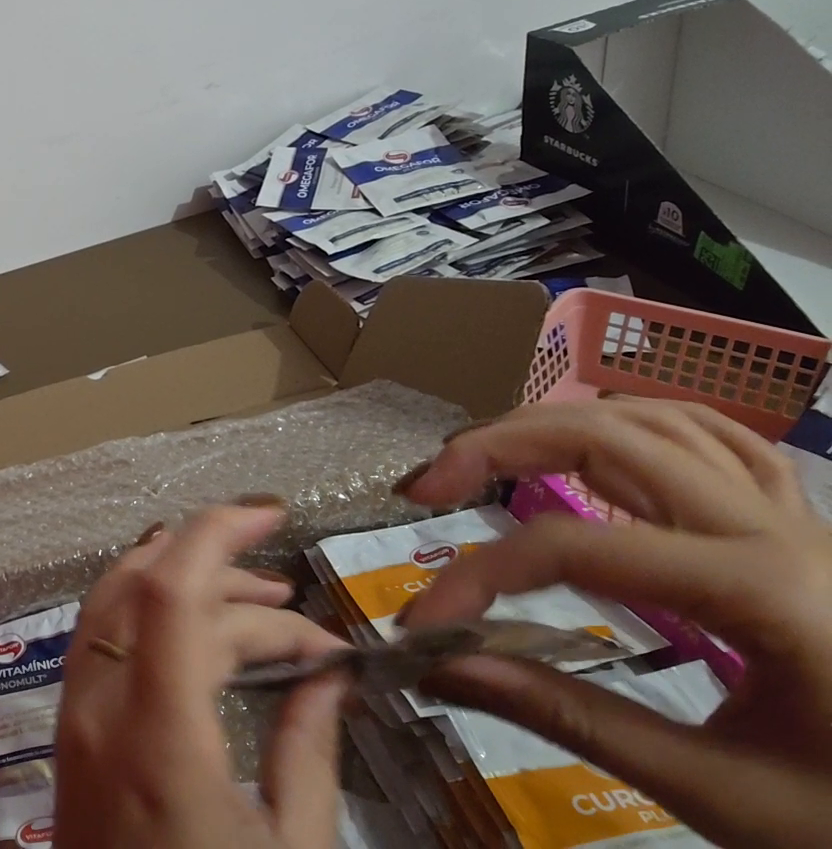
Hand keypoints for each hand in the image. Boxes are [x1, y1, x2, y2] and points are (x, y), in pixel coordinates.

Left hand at [56, 502, 351, 848]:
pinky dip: (149, 617)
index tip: (272, 514)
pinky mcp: (69, 732)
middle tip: (295, 601)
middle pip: (143, 589)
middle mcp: (98, 708)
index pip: (171, 592)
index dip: (216, 533)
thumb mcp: (290, 846)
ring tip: (263, 611)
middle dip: (218, 569)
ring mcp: (72, 717)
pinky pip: (102, 642)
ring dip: (181, 587)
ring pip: (115, 607)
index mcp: (157, 736)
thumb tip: (330, 669)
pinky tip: (198, 633)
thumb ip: (307, 745)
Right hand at [399, 398, 831, 848]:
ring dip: (552, 425)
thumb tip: (439, 669)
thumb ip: (571, 717)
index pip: (572, 547)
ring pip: (655, 419)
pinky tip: (590, 441)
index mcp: (763, 590)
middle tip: (422, 487)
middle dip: (494, 448)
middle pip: (606, 438)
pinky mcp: (800, 529)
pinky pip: (714, 438)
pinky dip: (634, 424)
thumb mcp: (720, 793)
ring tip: (481, 455)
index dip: (476, 574)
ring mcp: (796, 521)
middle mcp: (777, 531)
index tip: (420, 626)